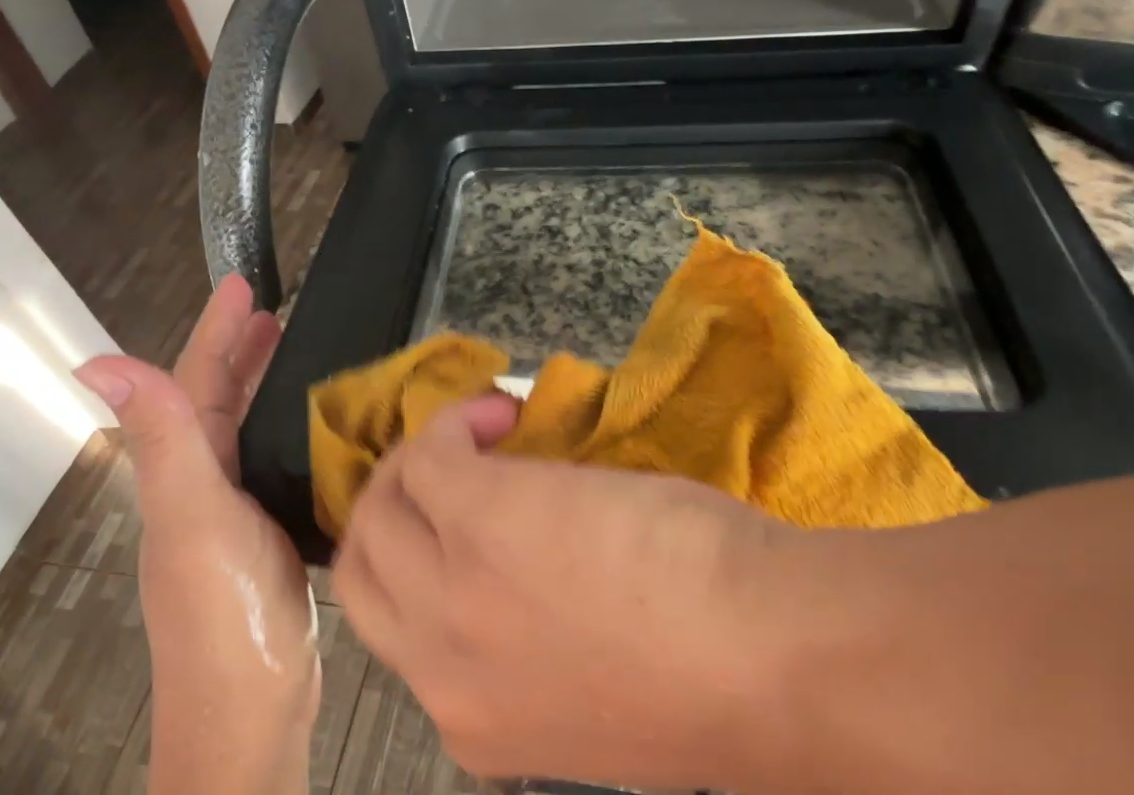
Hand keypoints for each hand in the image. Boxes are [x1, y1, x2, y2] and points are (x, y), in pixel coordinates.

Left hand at [75, 276, 313, 794]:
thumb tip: (96, 361)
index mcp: (182, 475)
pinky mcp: (269, 541)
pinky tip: (323, 434)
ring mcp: (234, 518)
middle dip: (239, 351)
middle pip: (217, 403)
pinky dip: (293, 433)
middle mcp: (201, 490)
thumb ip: (163, 441)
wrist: (252, 712)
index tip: (244, 283)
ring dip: (266, 388)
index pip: (195, 384)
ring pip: (247, 433)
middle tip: (276, 311)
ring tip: (299, 358)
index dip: (215, 331)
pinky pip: (276, 466)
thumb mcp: (195, 519)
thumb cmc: (223, 615)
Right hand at [333, 396, 814, 790]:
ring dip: (418, 459)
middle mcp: (440, 667)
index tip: (459, 524)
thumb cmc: (713, 677)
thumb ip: (533, 653)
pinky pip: (430, 453)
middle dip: (392, 510)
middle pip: (364, 568)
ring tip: (481, 433)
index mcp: (475, 720)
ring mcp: (453, 589)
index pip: (400, 634)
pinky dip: (453, 422)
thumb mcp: (591, 690)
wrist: (769, 663)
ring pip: (381, 508)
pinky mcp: (480, 514)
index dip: (419, 564)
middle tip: (444, 472)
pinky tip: (499, 412)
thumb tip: (523, 578)